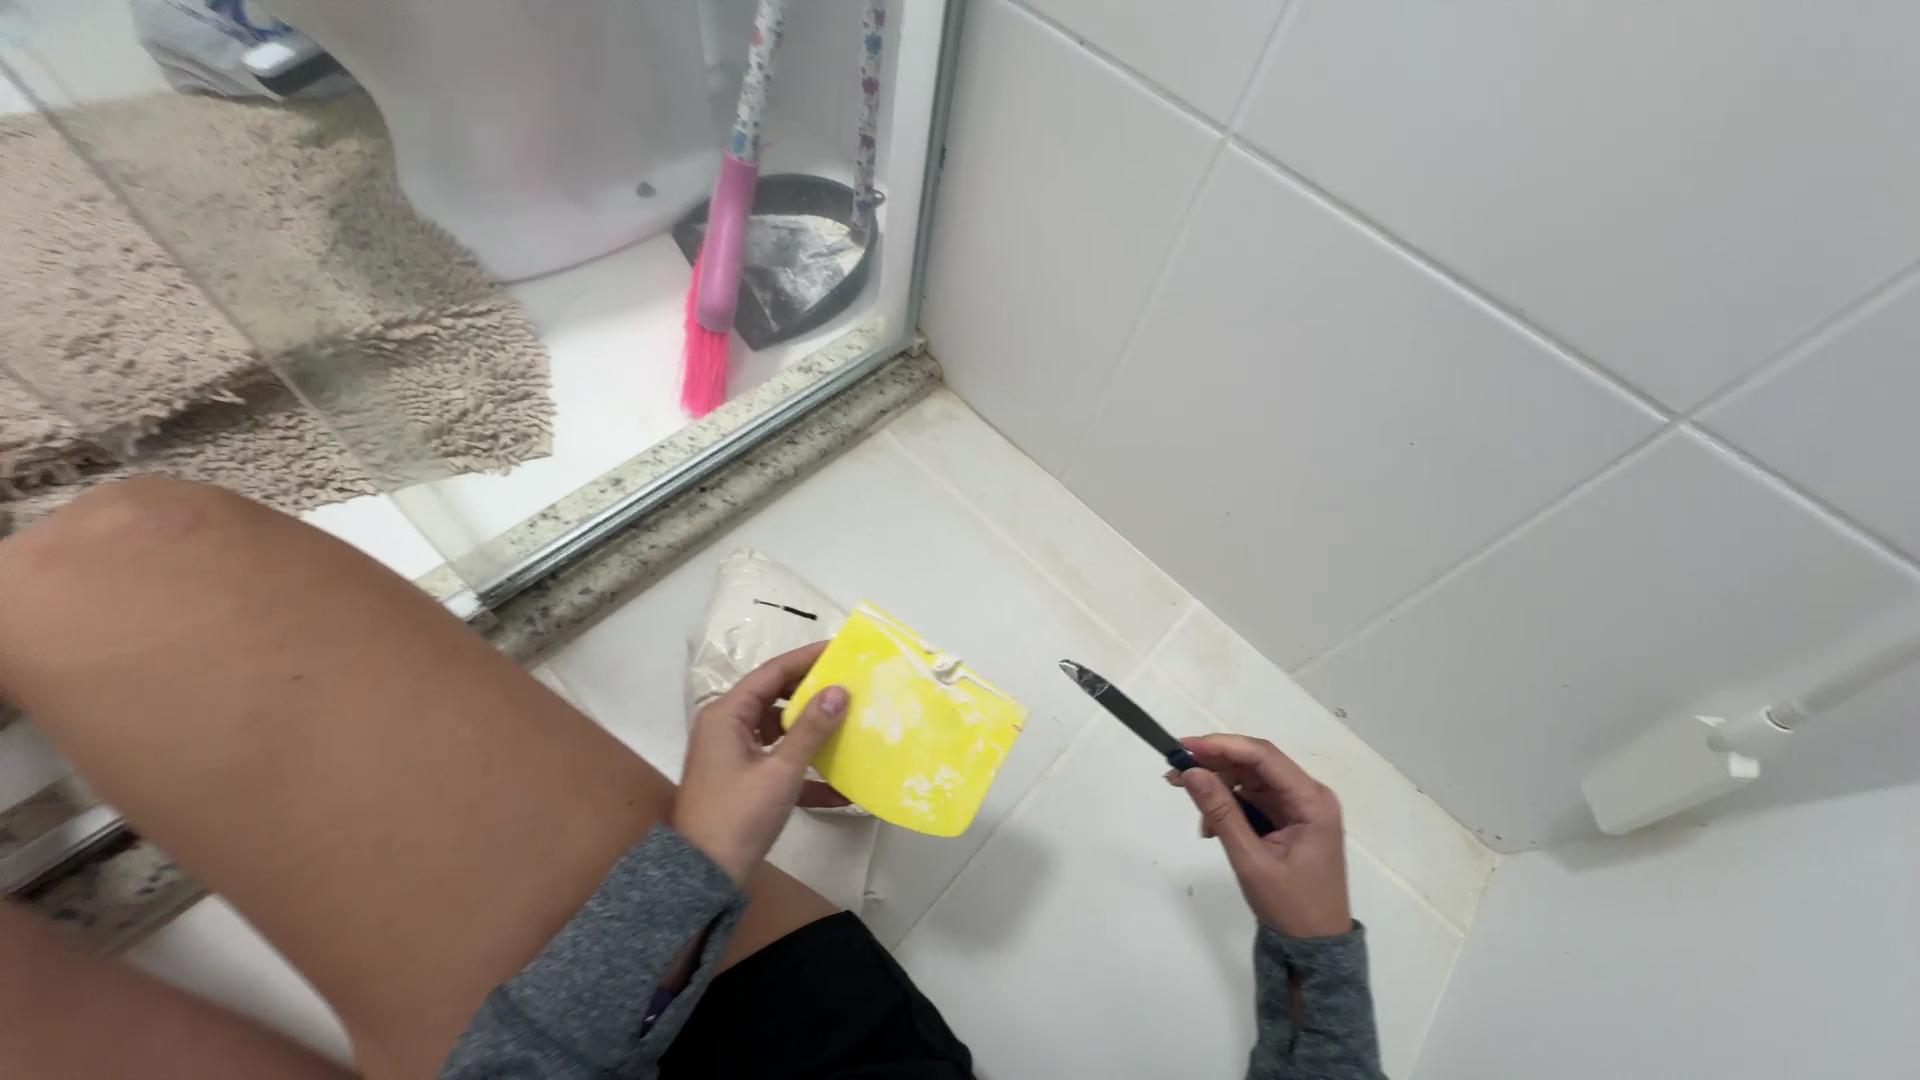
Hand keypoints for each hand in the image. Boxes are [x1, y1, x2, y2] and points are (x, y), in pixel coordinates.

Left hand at [674, 642, 849, 885]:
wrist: (704, 877)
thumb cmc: (738, 815)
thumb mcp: (780, 770)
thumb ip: (811, 729)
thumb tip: (839, 691)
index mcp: (727, 715)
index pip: (771, 673)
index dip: (805, 659)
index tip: (839, 649)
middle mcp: (726, 727)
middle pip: (774, 698)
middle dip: (812, 694)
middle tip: (849, 685)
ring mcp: (733, 755)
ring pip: (778, 730)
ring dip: (811, 733)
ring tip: (848, 726)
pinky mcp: (742, 781)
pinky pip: (778, 763)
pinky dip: (804, 772)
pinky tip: (839, 788)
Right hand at [1175, 734, 1351, 938]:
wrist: (1315, 947)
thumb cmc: (1291, 906)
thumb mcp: (1251, 860)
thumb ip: (1221, 812)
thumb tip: (1191, 772)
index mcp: (1312, 801)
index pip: (1264, 756)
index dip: (1223, 746)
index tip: (1185, 747)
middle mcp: (1309, 795)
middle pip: (1255, 763)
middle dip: (1214, 765)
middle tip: (1176, 774)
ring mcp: (1299, 806)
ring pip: (1249, 778)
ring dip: (1218, 787)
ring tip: (1194, 810)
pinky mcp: (1288, 818)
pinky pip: (1251, 797)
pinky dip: (1228, 805)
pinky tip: (1211, 826)